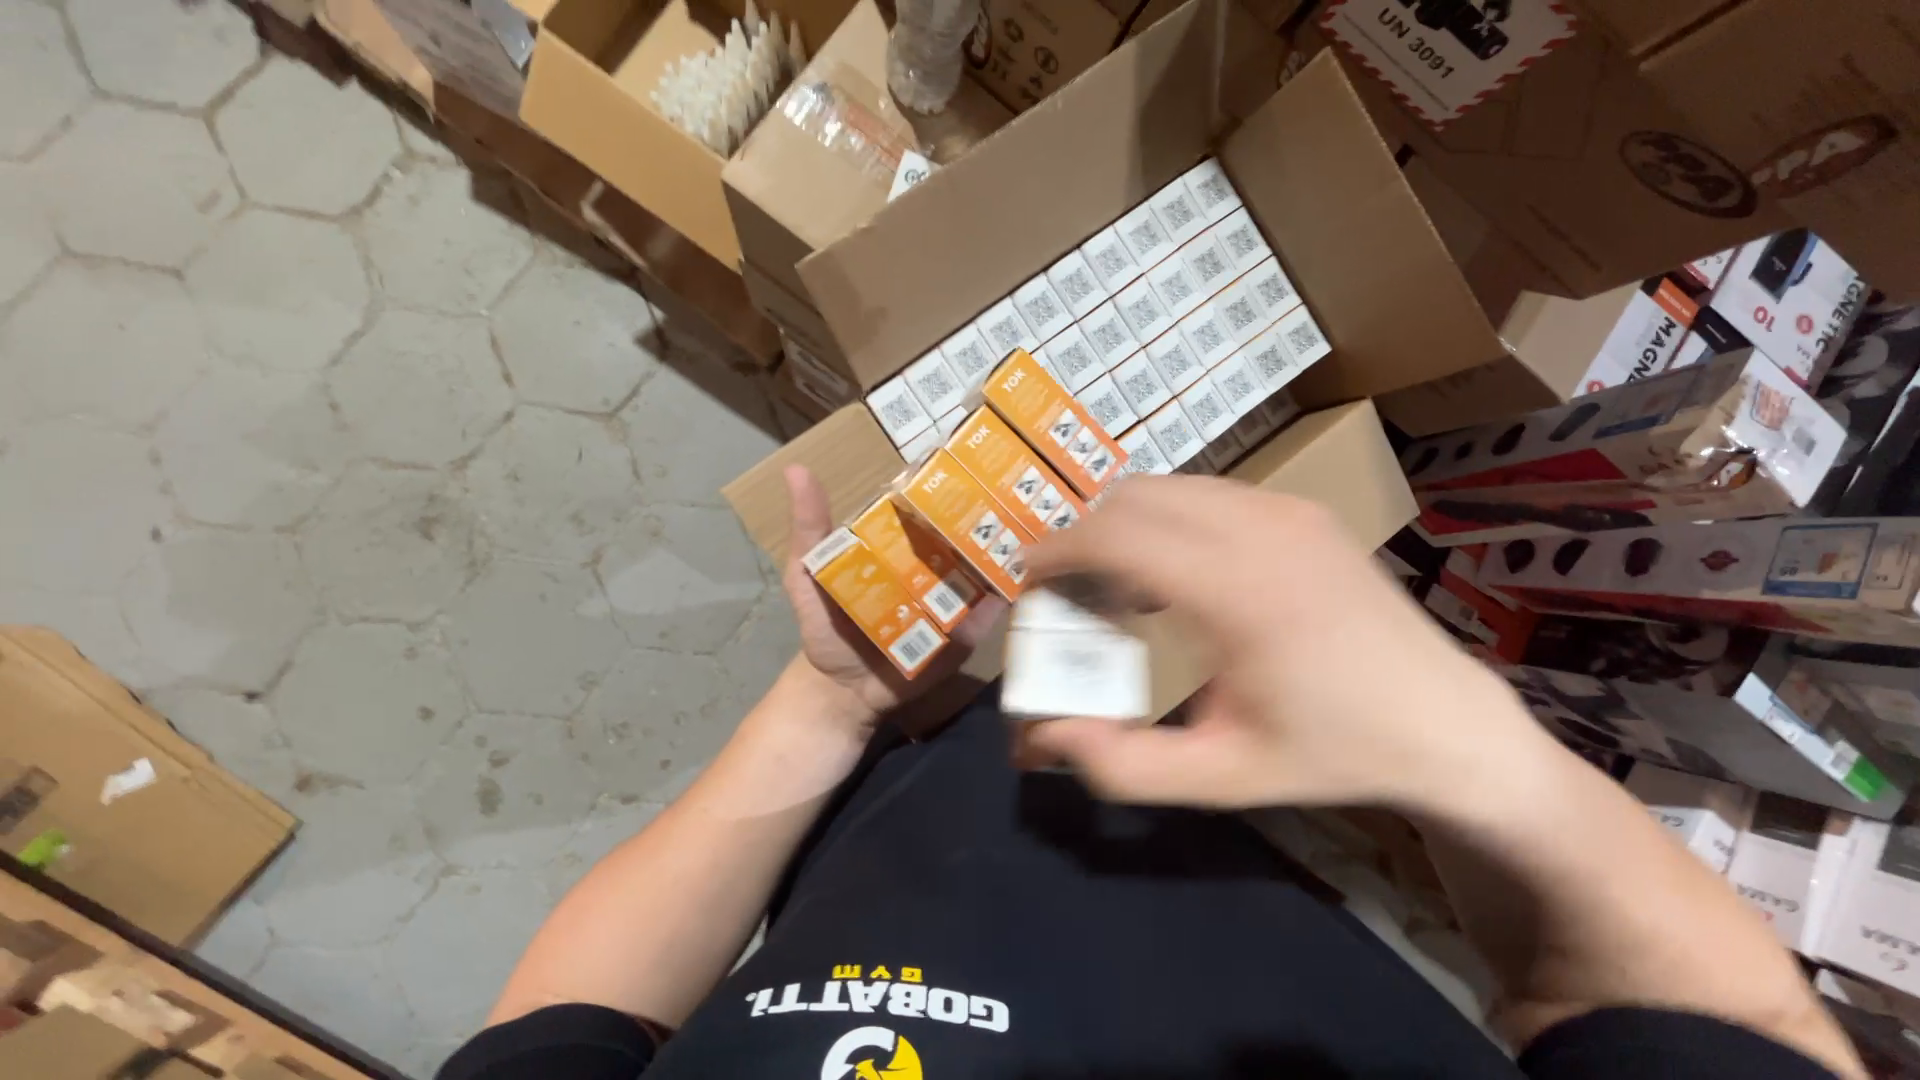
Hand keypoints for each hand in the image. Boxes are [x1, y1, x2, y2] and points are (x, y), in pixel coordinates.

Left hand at [780, 466, 1005, 729]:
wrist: (843, 692)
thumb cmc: (825, 629)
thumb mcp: (806, 574)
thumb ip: (809, 529)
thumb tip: (796, 468)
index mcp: (899, 549)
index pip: (928, 512)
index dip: (948, 488)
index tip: (972, 459)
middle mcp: (931, 569)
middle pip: (965, 538)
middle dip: (989, 517)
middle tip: (1016, 491)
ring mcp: (952, 601)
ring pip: (986, 570)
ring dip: (1009, 551)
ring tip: (1031, 528)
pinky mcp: (965, 634)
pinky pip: (991, 612)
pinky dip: (1010, 595)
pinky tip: (1027, 576)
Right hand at [1023, 476, 1551, 812]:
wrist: (1447, 724)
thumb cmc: (1330, 754)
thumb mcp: (1221, 778)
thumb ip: (1123, 765)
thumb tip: (1043, 735)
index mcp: (1236, 593)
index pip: (1116, 537)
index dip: (1058, 551)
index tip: (1029, 578)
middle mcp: (1260, 530)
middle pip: (1132, 497)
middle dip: (1084, 535)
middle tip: (1070, 591)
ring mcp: (1288, 510)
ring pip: (1168, 487)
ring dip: (1125, 525)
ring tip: (1119, 586)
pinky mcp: (1304, 509)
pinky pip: (1207, 494)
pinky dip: (1168, 520)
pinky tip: (1178, 577)